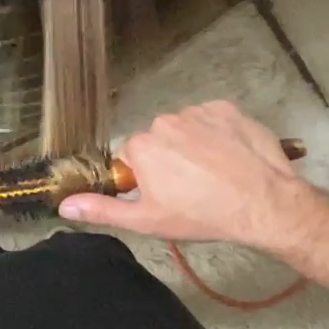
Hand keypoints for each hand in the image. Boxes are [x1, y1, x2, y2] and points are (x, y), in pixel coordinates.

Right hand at [59, 101, 322, 245]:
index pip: (134, 158)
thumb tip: (63, 204)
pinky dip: (217, 135)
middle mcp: (165, 121)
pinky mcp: (226, 108)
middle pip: (159, 141)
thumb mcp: (147, 220)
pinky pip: (211, 120)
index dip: (148, 178)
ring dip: (193, 147)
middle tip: (192, 189)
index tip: (167, 195)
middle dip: (169, 160)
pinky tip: (230, 158)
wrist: (264, 203)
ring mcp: (198, 112)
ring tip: (215, 175)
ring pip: (185, 129)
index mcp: (141, 146)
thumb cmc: (202, 215)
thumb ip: (102, 209)